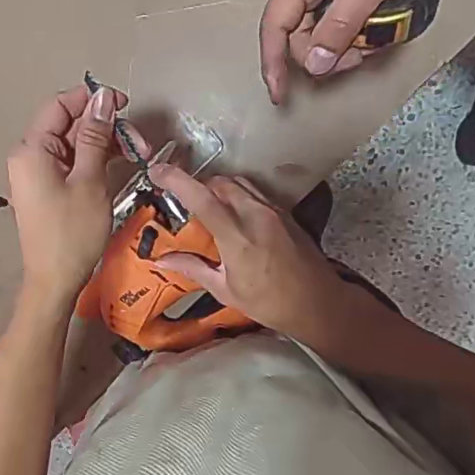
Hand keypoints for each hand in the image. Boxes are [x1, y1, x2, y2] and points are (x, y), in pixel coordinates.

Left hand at [6, 83, 142, 299]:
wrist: (55, 280)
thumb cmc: (69, 237)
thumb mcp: (90, 180)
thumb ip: (96, 135)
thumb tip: (102, 99)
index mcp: (32, 150)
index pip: (60, 105)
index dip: (93, 100)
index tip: (122, 105)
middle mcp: (30, 158)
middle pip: (70, 124)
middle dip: (106, 127)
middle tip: (137, 142)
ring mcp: (38, 174)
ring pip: (75, 144)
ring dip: (106, 145)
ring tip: (136, 157)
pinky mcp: (49, 189)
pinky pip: (73, 163)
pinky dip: (95, 162)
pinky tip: (118, 167)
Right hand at [147, 163, 347, 337]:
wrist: (317, 303)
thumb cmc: (270, 302)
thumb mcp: (225, 290)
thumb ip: (193, 268)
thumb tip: (163, 259)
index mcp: (237, 237)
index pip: (202, 198)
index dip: (176, 180)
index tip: (157, 170)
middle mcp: (256, 217)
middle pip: (220, 183)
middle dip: (198, 186)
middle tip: (182, 202)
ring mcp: (274, 212)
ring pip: (239, 184)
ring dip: (218, 189)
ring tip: (207, 208)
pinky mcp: (285, 214)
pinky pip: (255, 193)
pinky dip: (237, 197)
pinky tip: (233, 217)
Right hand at [260, 0, 459, 103]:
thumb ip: (340, 25)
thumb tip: (313, 65)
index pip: (275, 25)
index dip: (274, 63)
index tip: (279, 93)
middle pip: (297, 28)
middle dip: (323, 51)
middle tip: (358, 57)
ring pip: (318, 21)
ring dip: (342, 38)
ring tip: (375, 34)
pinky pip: (334, 7)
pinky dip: (352, 21)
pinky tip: (375, 19)